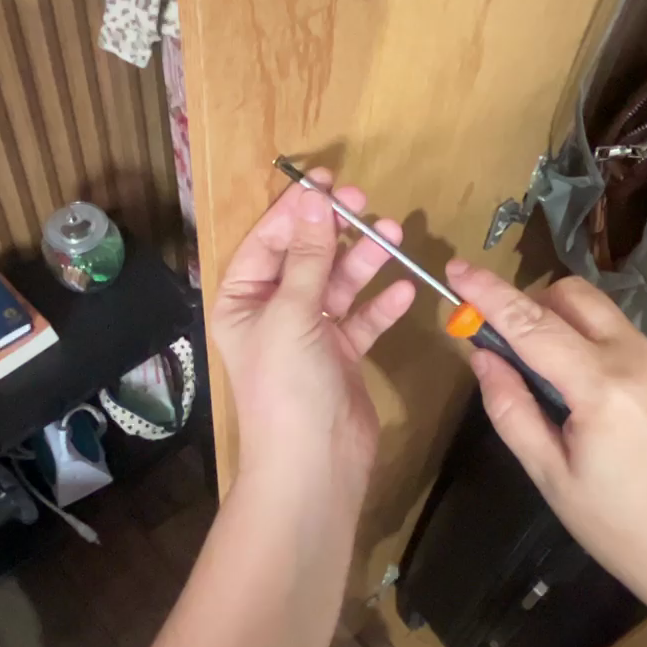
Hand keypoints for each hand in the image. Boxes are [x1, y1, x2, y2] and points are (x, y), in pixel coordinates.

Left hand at [213, 172, 417, 511]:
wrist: (313, 465)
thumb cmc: (287, 385)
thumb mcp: (293, 313)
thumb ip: (308, 256)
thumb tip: (315, 198)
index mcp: (242, 300)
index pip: (268, 242)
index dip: (296, 210)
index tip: (328, 181)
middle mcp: (273, 313)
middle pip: (305, 258)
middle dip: (335, 231)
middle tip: (366, 202)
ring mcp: (309, 334)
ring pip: (338, 285)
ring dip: (364, 261)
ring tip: (395, 235)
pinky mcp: (341, 355)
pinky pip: (361, 320)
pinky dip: (380, 305)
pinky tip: (404, 289)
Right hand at [444, 261, 646, 598]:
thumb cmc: (619, 528)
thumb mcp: (550, 476)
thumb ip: (510, 407)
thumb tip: (482, 354)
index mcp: (604, 390)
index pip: (532, 324)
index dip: (488, 292)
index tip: (457, 268)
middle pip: (575, 296)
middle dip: (535, 304)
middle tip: (517, 346)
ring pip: (608, 321)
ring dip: (576, 338)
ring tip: (577, 399)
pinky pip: (639, 346)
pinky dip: (613, 361)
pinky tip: (623, 414)